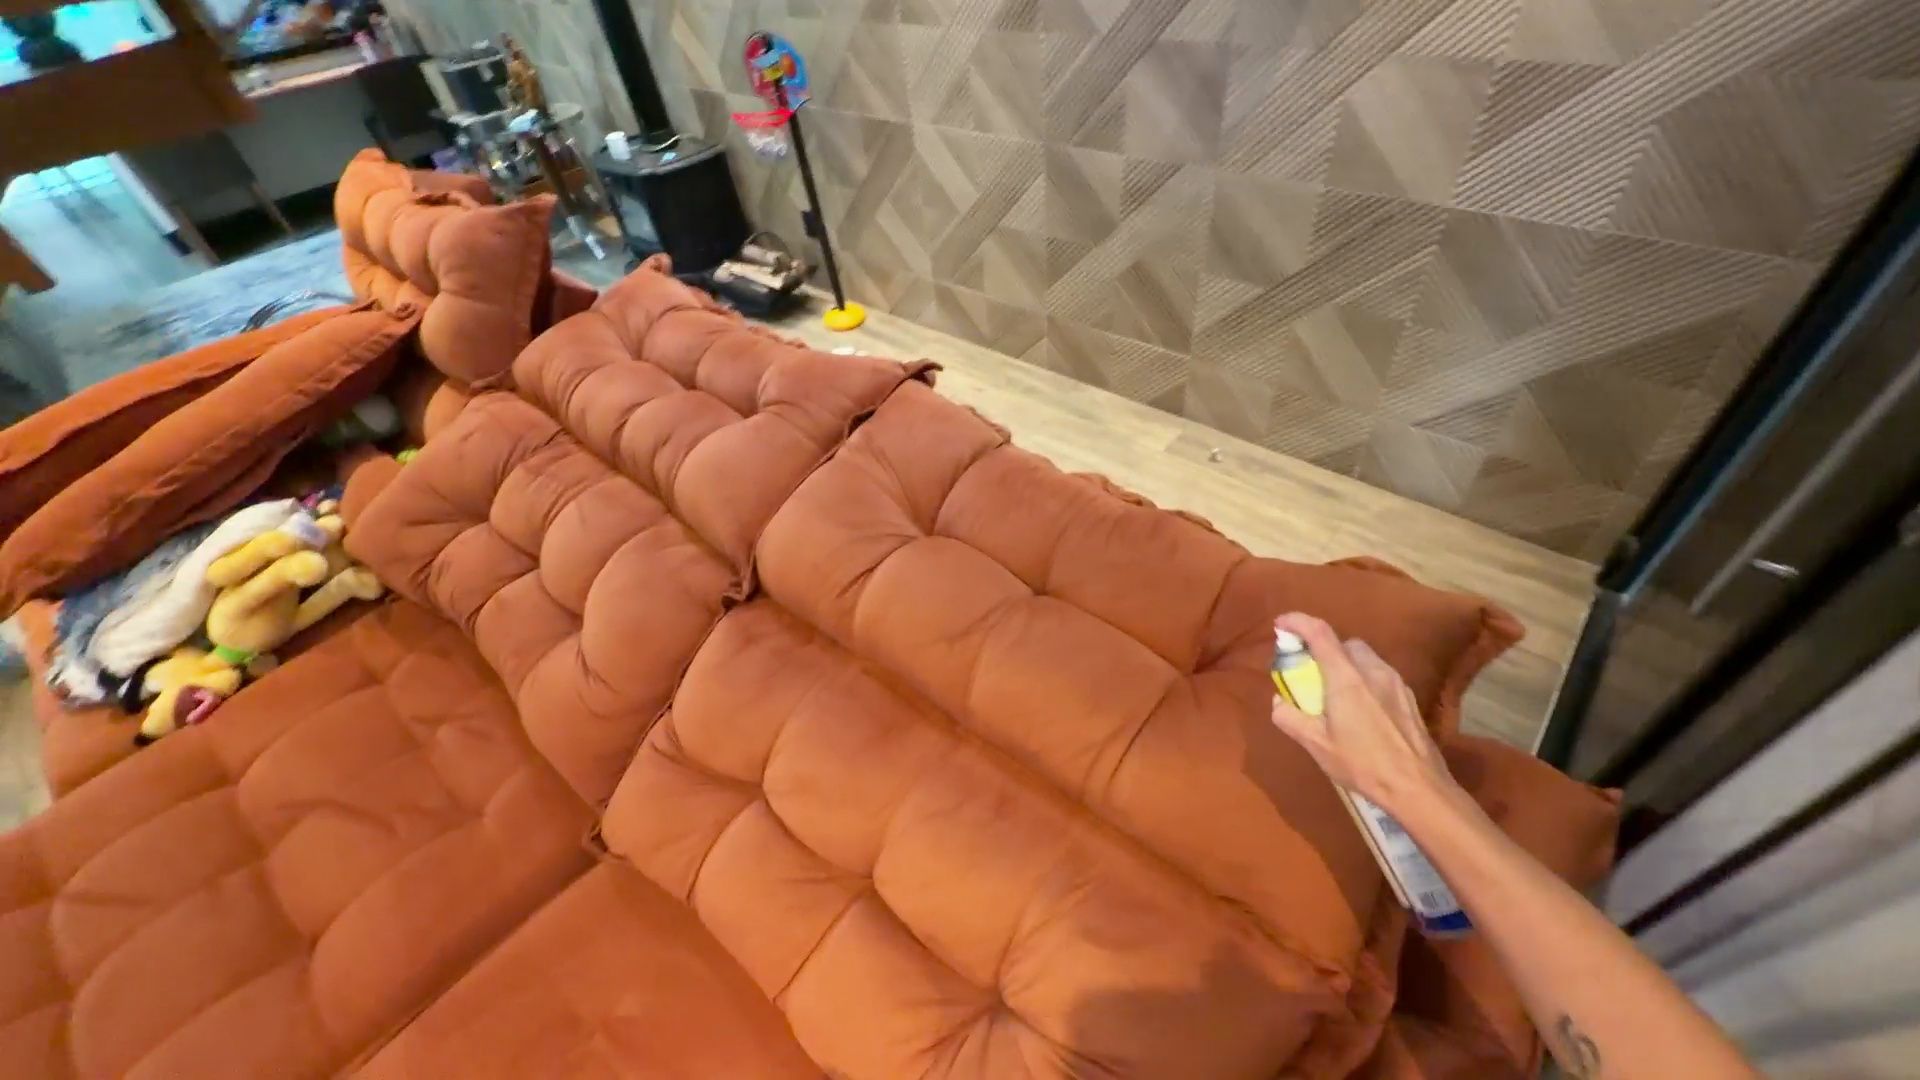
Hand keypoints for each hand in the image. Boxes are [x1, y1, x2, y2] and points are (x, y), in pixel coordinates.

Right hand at [1268, 612, 1461, 817]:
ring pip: (1365, 657)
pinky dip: (1364, 679)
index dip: (1298, 622)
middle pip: (1344, 642)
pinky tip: (1361, 709)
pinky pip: (1380, 674)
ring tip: (1335, 693)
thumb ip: (1290, 718)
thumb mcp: (1316, 745)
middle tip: (1309, 670)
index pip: (1320, 633)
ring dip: (1345, 664)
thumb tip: (1279, 701)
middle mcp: (1372, 671)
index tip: (1281, 626)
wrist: (1418, 788)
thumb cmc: (1363, 764)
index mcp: (1346, 679)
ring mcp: (1395, 683)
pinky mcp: (1408, 697)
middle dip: (1324, 648)